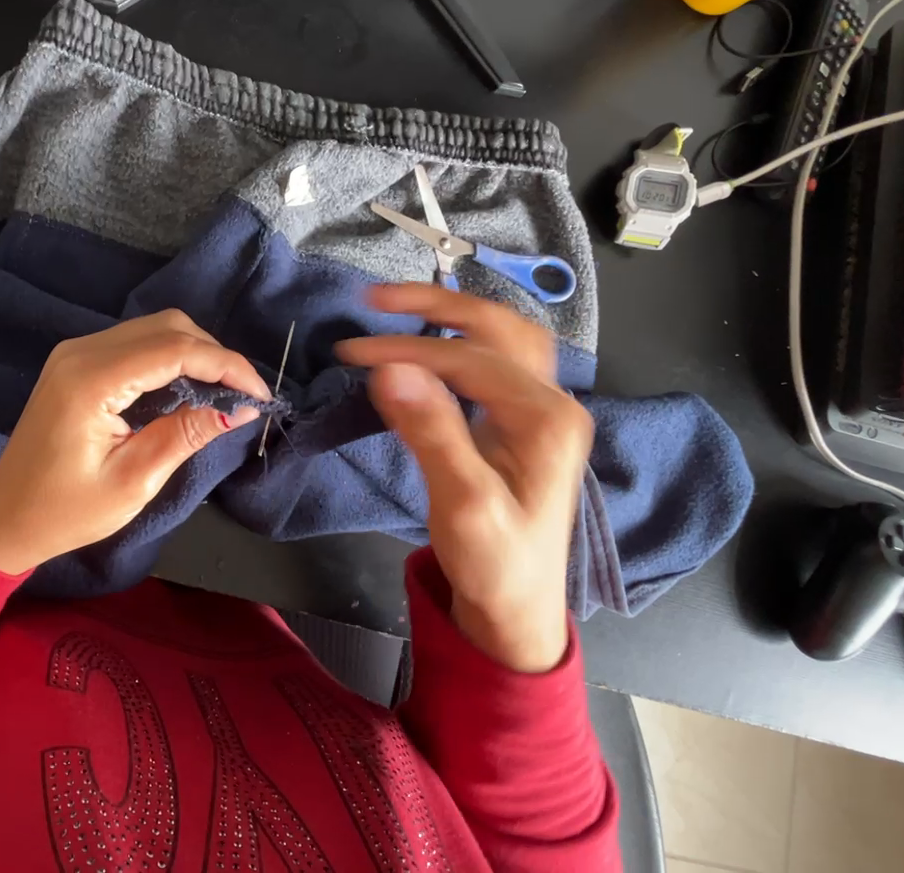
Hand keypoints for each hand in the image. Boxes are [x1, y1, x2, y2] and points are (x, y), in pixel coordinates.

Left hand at [0, 310, 271, 574]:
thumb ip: (186, 434)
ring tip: (223, 393)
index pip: (175, 349)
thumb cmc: (66, 511)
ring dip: (193, 353)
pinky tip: (187, 387)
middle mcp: (81, 352)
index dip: (226, 365)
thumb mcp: (134, 480)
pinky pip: (134, 343)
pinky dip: (168, 358)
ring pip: (152, 329)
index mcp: (91, 380)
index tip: (259, 394)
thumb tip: (240, 408)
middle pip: (166, 327)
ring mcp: (75, 352)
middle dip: (213, 354)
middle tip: (242, 396)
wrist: (5, 517)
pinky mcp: (75, 362)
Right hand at [337, 284, 592, 672]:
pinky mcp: (524, 420)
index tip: (351, 354)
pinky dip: (461, 339)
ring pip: (503, 335)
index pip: (468, 358)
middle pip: (498, 326)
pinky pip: (497, 359)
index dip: (407, 349)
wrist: (518, 605)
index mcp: (544, 419)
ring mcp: (542, 409)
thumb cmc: (494, 562)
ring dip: (453, 315)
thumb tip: (389, 370)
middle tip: (375, 299)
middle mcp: (552, 402)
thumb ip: (432, 433)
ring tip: (400, 307)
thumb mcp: (462, 503)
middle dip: (436, 304)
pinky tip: (429, 344)